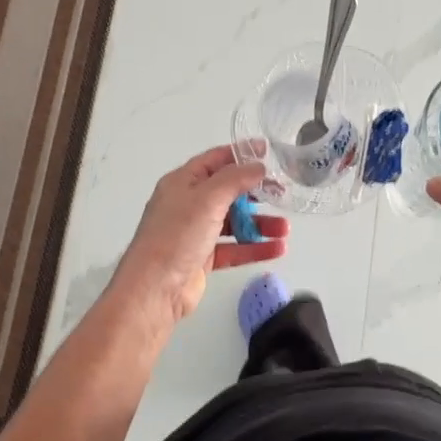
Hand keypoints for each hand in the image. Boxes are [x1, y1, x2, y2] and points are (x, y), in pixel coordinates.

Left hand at [112, 144, 288, 323]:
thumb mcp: (207, 199)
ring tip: (285, 228)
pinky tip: (278, 248)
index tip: (268, 152)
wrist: (154, 288)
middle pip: (228, 192)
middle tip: (282, 193)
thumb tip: (258, 166)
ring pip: (234, 223)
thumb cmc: (177, 236)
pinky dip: (255, 248)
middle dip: (255, 193)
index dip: (241, 154)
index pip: (215, 161)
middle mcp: (188, 205)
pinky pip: (234, 248)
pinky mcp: (203, 258)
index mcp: (183, 183)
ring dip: (260, 224)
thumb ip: (235, 179)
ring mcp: (195, 232)